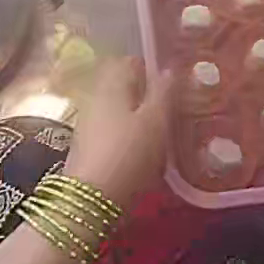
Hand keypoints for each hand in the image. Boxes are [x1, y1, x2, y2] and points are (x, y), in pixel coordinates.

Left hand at [63, 59, 173, 207]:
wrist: (90, 202)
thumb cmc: (129, 153)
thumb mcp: (156, 120)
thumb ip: (164, 91)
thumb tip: (170, 68)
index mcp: (112, 84)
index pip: (131, 62)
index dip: (153, 68)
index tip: (175, 84)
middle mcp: (96, 98)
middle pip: (125, 87)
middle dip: (148, 94)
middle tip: (174, 108)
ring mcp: (88, 124)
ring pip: (120, 110)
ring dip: (140, 117)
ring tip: (165, 132)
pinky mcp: (88, 148)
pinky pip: (114, 131)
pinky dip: (130, 135)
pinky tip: (146, 152)